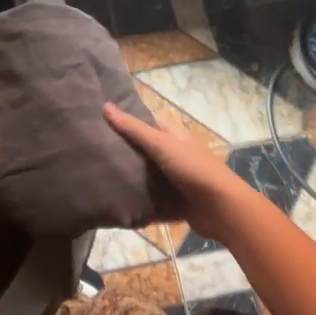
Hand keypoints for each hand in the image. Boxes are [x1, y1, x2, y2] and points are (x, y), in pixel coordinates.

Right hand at [105, 102, 246, 238]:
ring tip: (99, 178)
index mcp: (172, 136)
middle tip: (93, 153)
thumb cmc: (192, 168)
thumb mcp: (161, 144)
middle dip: (123, 153)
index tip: (98, 122)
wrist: (222, 208)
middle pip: (143, 152)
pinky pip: (152, 203)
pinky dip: (139, 204)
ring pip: (146, 178)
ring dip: (130, 180)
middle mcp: (172, 156)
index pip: (144, 124)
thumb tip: (105, 106)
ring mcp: (174, 181)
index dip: (124, 122)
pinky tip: (117, 205)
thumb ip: (133, 129)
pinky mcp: (175, 204)